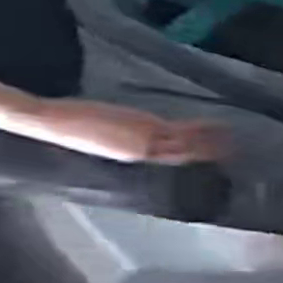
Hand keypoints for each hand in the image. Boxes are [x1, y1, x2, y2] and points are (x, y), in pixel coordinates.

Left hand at [35, 99, 229, 163]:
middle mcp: (146, 152)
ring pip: (191, 144)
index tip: (214, 158)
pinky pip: (184, 129)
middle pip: (188, 155)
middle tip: (235, 153)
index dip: (196, 160)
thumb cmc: (69, 132)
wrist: (48, 122)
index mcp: (134, 157)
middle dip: (212, 154)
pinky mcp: (147, 126)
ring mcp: (148, 139)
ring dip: (215, 142)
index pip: (174, 160)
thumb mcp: (101, 142)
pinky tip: (218, 125)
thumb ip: (127, 141)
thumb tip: (145, 141)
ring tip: (233, 138)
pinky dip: (204, 128)